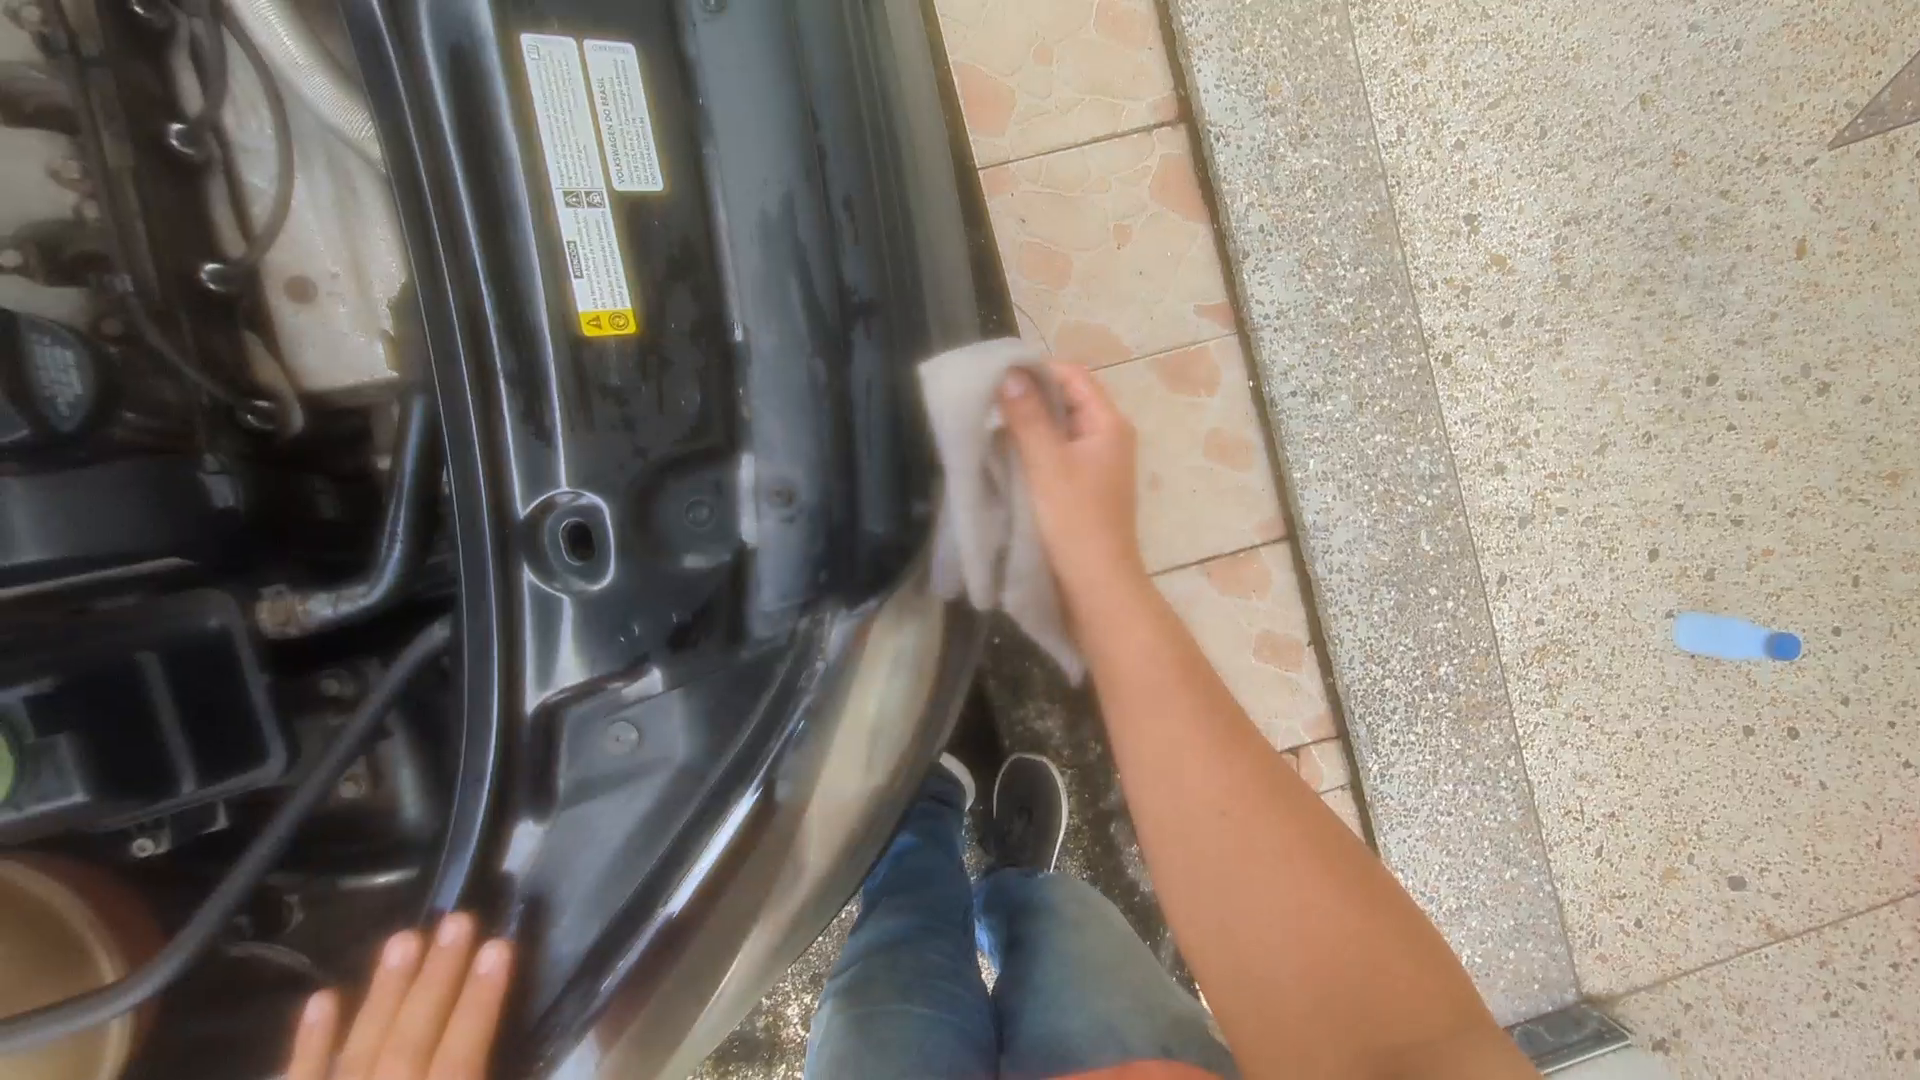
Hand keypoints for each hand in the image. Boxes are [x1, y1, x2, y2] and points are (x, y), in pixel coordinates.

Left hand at [285, 913, 513, 1079]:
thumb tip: (530, 1073)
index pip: (460, 1059)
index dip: (480, 1003)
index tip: (499, 946)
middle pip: (409, 1044)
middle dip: (435, 980)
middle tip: (458, 920)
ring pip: (358, 1052)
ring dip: (382, 994)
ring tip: (403, 937)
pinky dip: (310, 1044)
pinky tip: (322, 998)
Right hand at [999, 362, 1147, 612]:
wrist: (1094, 586)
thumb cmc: (1074, 521)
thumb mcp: (1046, 464)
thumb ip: (1028, 416)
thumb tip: (1009, 373)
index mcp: (1108, 425)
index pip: (1073, 376)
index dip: (1037, 370)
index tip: (997, 377)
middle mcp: (1106, 439)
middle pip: (1065, 401)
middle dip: (1027, 399)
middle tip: (986, 403)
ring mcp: (1095, 466)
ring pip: (1056, 431)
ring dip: (1026, 428)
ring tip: (989, 429)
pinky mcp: (1081, 490)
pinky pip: (1054, 457)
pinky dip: (1031, 453)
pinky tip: (1003, 459)